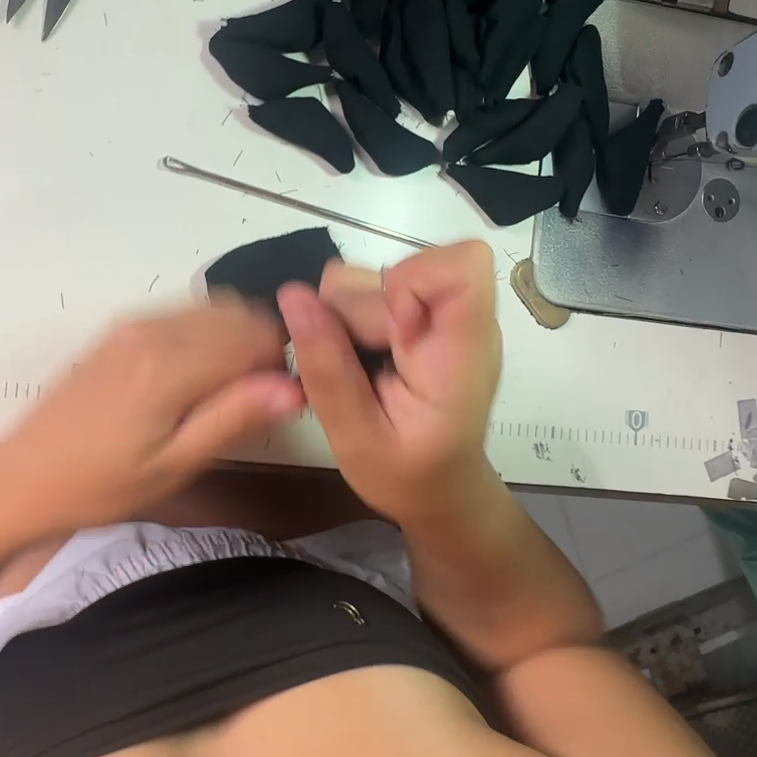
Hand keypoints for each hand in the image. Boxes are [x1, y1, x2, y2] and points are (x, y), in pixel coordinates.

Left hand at [0, 298, 304, 535]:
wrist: (21, 478)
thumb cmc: (101, 486)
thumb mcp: (175, 465)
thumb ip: (235, 418)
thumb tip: (296, 385)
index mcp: (170, 363)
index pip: (257, 333)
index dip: (279, 363)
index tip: (274, 403)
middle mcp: (153, 328)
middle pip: (238, 312)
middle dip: (259, 347)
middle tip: (249, 402)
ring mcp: (132, 324)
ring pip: (212, 309)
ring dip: (233, 339)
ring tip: (220, 394)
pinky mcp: (120, 329)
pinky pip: (183, 315)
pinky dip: (205, 336)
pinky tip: (190, 381)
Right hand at [278, 241, 501, 524]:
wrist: (438, 488)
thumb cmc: (407, 476)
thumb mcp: (357, 441)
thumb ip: (328, 370)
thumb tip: (292, 296)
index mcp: (462, 351)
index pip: (463, 267)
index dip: (410, 280)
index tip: (383, 331)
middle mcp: (457, 318)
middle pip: (395, 270)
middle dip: (352, 312)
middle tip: (350, 370)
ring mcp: (436, 312)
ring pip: (370, 276)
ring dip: (341, 316)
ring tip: (351, 368)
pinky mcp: (414, 311)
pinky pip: (365, 288)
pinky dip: (343, 318)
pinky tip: (352, 357)